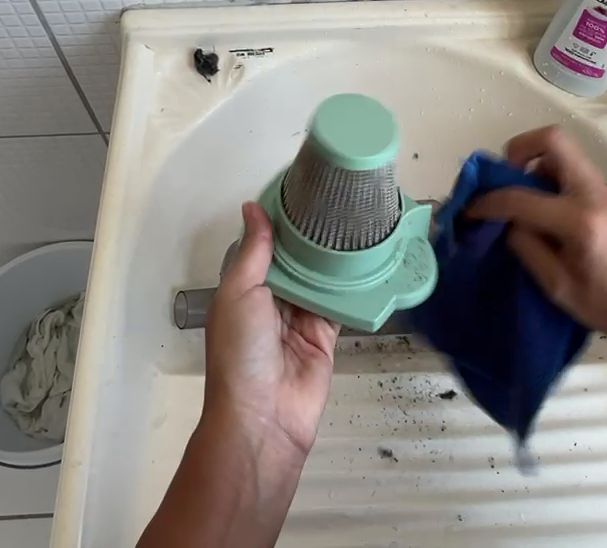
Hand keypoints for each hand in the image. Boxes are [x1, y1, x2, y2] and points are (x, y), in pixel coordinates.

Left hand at [202, 202, 338, 466]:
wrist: (264, 419)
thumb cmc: (241, 352)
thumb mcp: (239, 293)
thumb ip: (253, 251)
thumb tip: (252, 207)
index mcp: (244, 287)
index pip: (264, 244)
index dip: (280, 219)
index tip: (301, 188)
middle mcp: (272, 298)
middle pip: (295, 259)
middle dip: (311, 235)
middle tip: (336, 198)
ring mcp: (300, 316)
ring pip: (320, 277)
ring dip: (332, 256)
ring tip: (356, 219)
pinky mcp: (326, 334)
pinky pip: (340, 302)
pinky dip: (351, 285)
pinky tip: (367, 258)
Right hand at [468, 125, 606, 353]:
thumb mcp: (556, 286)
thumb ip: (525, 246)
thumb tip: (506, 221)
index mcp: (580, 221)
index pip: (521, 197)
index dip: (488, 201)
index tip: (471, 208)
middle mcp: (596, 195)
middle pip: (554, 140)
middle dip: (519, 149)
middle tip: (504, 176)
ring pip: (566, 154)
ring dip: (537, 165)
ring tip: (523, 198)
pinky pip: (576, 172)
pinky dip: (553, 179)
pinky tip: (547, 211)